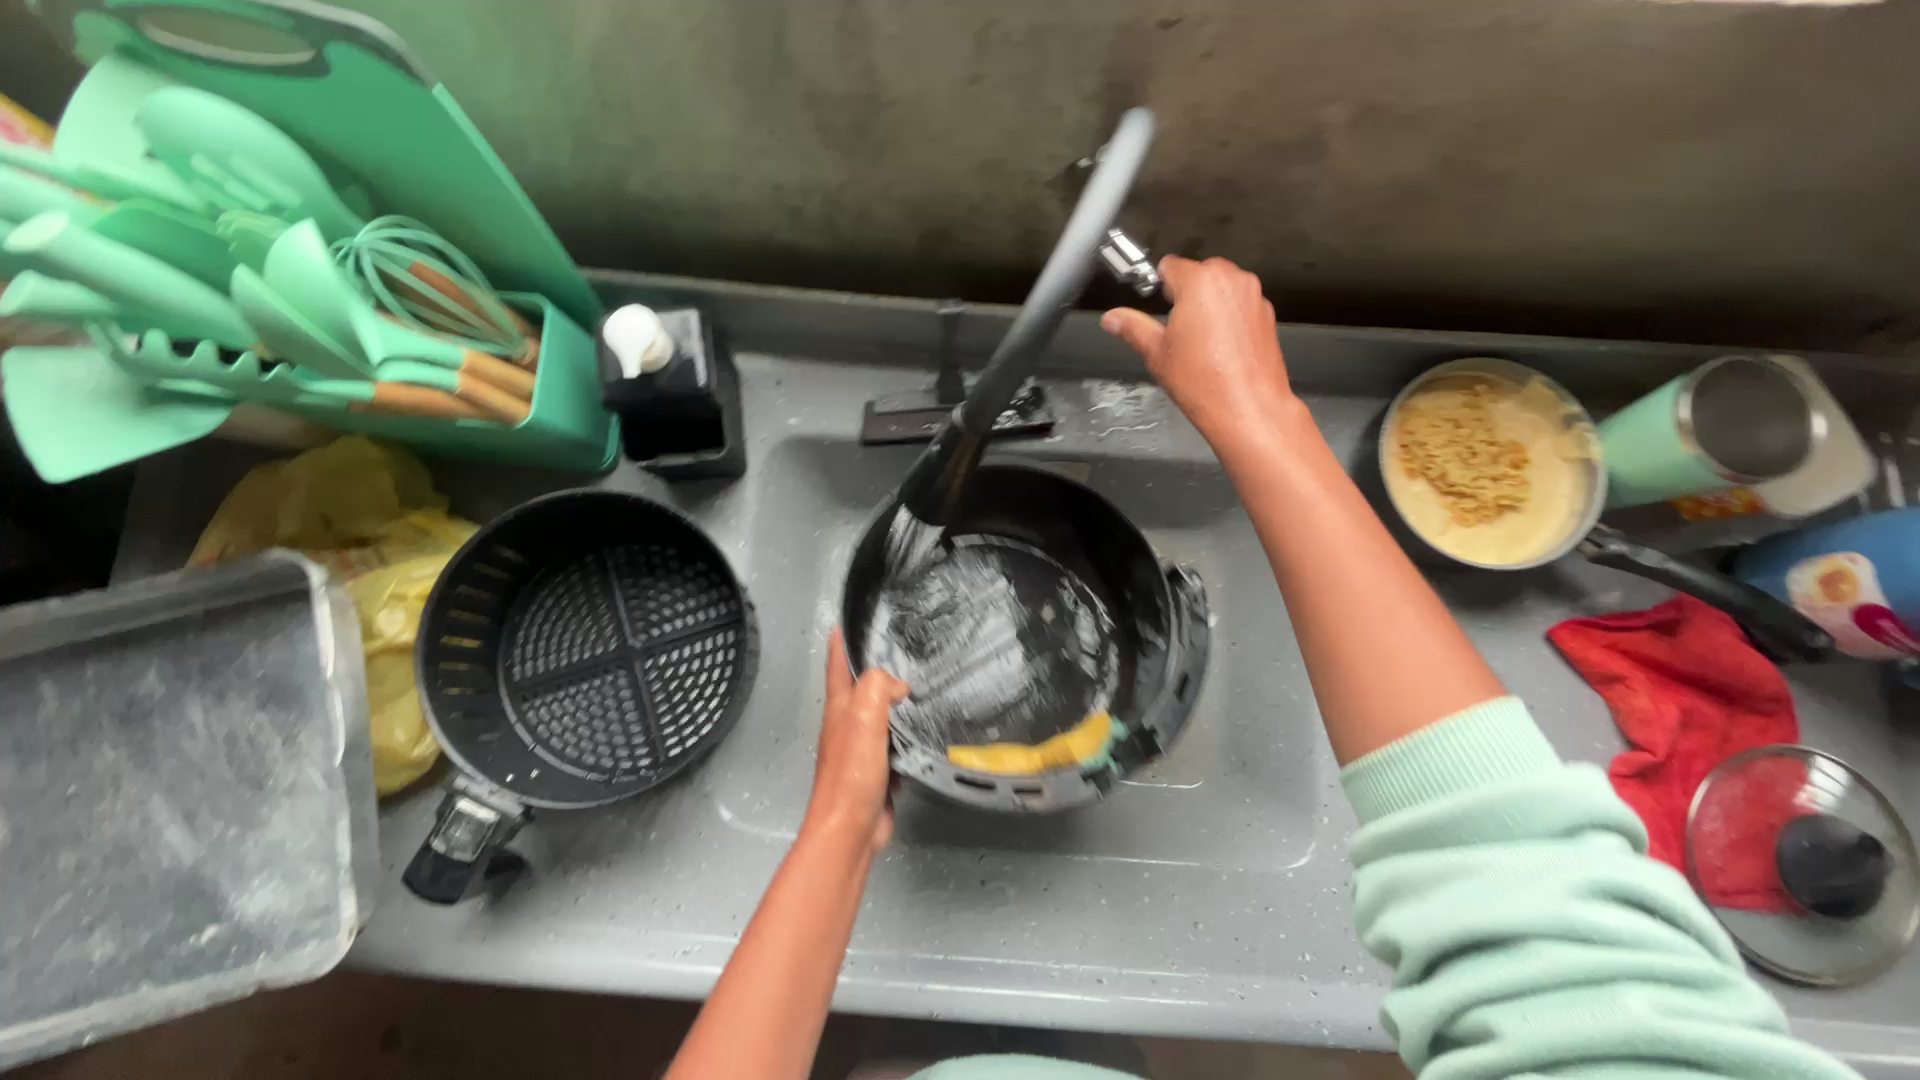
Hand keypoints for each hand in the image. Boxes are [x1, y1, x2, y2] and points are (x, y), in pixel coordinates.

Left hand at [808, 630, 909, 851]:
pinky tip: (922, 735)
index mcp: (839, 708)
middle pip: (860, 689)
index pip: (838, 666)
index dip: (840, 643)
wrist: (851, 828)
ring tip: (917, 689)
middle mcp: (846, 725)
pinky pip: (895, 746)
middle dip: (875, 671)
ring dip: (895, 705)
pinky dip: (907, 738)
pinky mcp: (877, 772)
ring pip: (880, 717)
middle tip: (898, 652)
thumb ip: (880, 688)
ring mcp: (861, 750)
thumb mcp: (864, 717)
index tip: (844, 623)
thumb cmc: (851, 773)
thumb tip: (900, 686)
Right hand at [1100, 255, 1293, 445]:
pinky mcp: (1266, 315)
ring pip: (1221, 288)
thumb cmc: (1206, 383)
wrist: (1247, 408)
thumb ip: (1132, 327)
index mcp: (1200, 282)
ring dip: (1207, 304)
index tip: (1154, 301)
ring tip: (1197, 341)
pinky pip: (1240, 305)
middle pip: (1199, 272)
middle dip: (1185, 293)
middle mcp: (1231, 281)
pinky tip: (1218, 348)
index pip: (1170, 265)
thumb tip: (1113, 318)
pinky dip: (1228, 317)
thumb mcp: (1156, 353)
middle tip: (1174, 327)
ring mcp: (1253, 296)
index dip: (1158, 284)